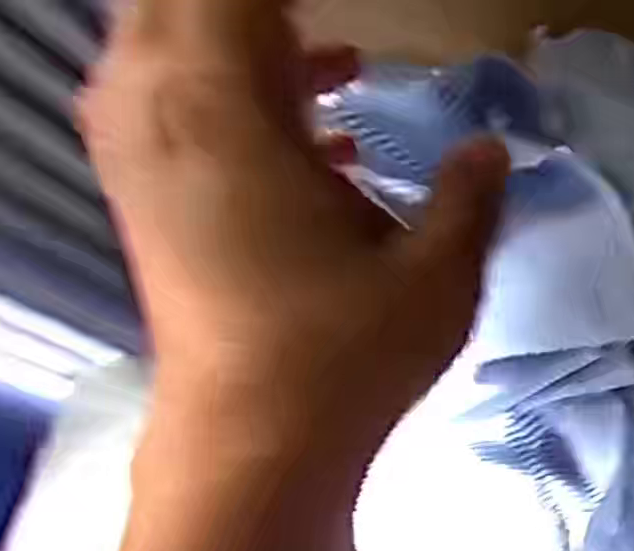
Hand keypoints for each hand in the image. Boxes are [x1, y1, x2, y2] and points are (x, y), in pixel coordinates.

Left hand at [80, 0, 508, 480]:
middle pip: (192, 8)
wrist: (264, 426)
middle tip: (353, 37)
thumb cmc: (356, 348)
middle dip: (273, 16)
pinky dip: (243, 96)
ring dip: (256, 47)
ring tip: (341, 67)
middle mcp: (155, 106)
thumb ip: (470, 201)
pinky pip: (178, 99)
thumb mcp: (440, 276)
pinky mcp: (151, 189)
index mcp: (224, 111)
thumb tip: (493, 148)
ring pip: (177, 48)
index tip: (370, 15)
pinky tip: (322, 140)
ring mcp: (140, 147)